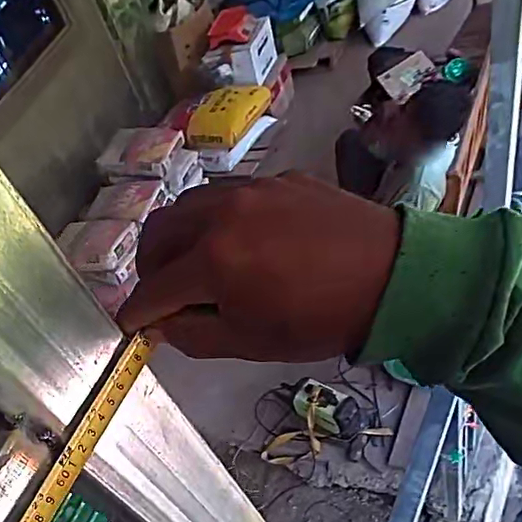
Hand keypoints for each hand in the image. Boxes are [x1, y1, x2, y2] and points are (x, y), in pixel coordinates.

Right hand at [117, 173, 400, 360]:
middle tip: (162, 294)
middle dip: (148, 269)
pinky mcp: (275, 179)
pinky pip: (225, 195)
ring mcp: (249, 189)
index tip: (130, 324)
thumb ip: (191, 334)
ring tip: (193, 264)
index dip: (135, 312)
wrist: (391, 276)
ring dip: (175, 238)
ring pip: (186, 206)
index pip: (152, 290)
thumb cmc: (317, 320)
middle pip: (156, 234)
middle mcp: (220, 214)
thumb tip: (161, 324)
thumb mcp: (247, 342)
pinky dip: (212, 220)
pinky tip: (236, 242)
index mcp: (211, 260)